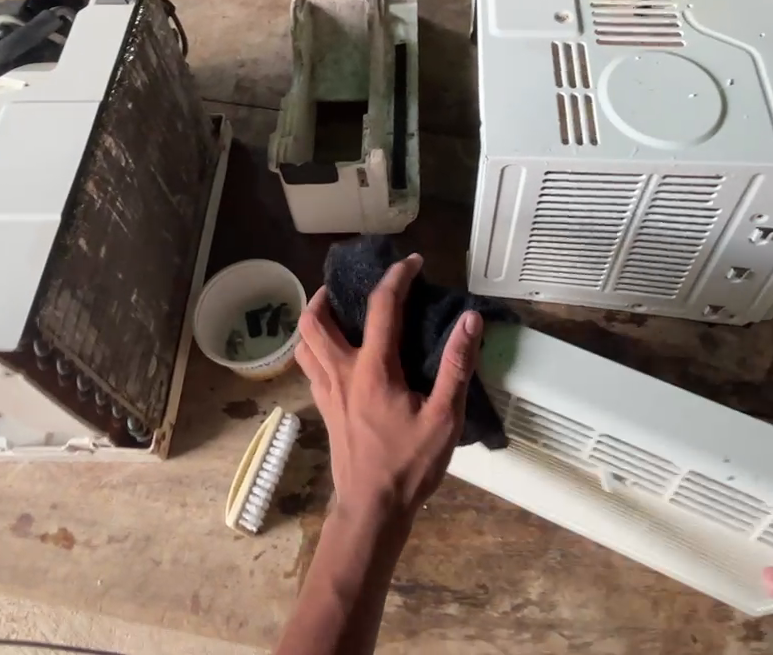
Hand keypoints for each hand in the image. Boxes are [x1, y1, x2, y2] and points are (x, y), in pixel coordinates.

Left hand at [295, 254, 482, 526]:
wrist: (371, 511)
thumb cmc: (409, 465)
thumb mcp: (445, 418)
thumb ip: (456, 366)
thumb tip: (469, 320)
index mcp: (373, 370)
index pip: (381, 307)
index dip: (397, 277)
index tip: (413, 261)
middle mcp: (341, 373)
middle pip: (314, 320)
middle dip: (327, 292)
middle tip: (352, 284)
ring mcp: (326, 392)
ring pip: (304, 343)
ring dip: (315, 319)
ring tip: (338, 310)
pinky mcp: (324, 408)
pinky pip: (309, 366)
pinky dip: (316, 346)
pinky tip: (338, 351)